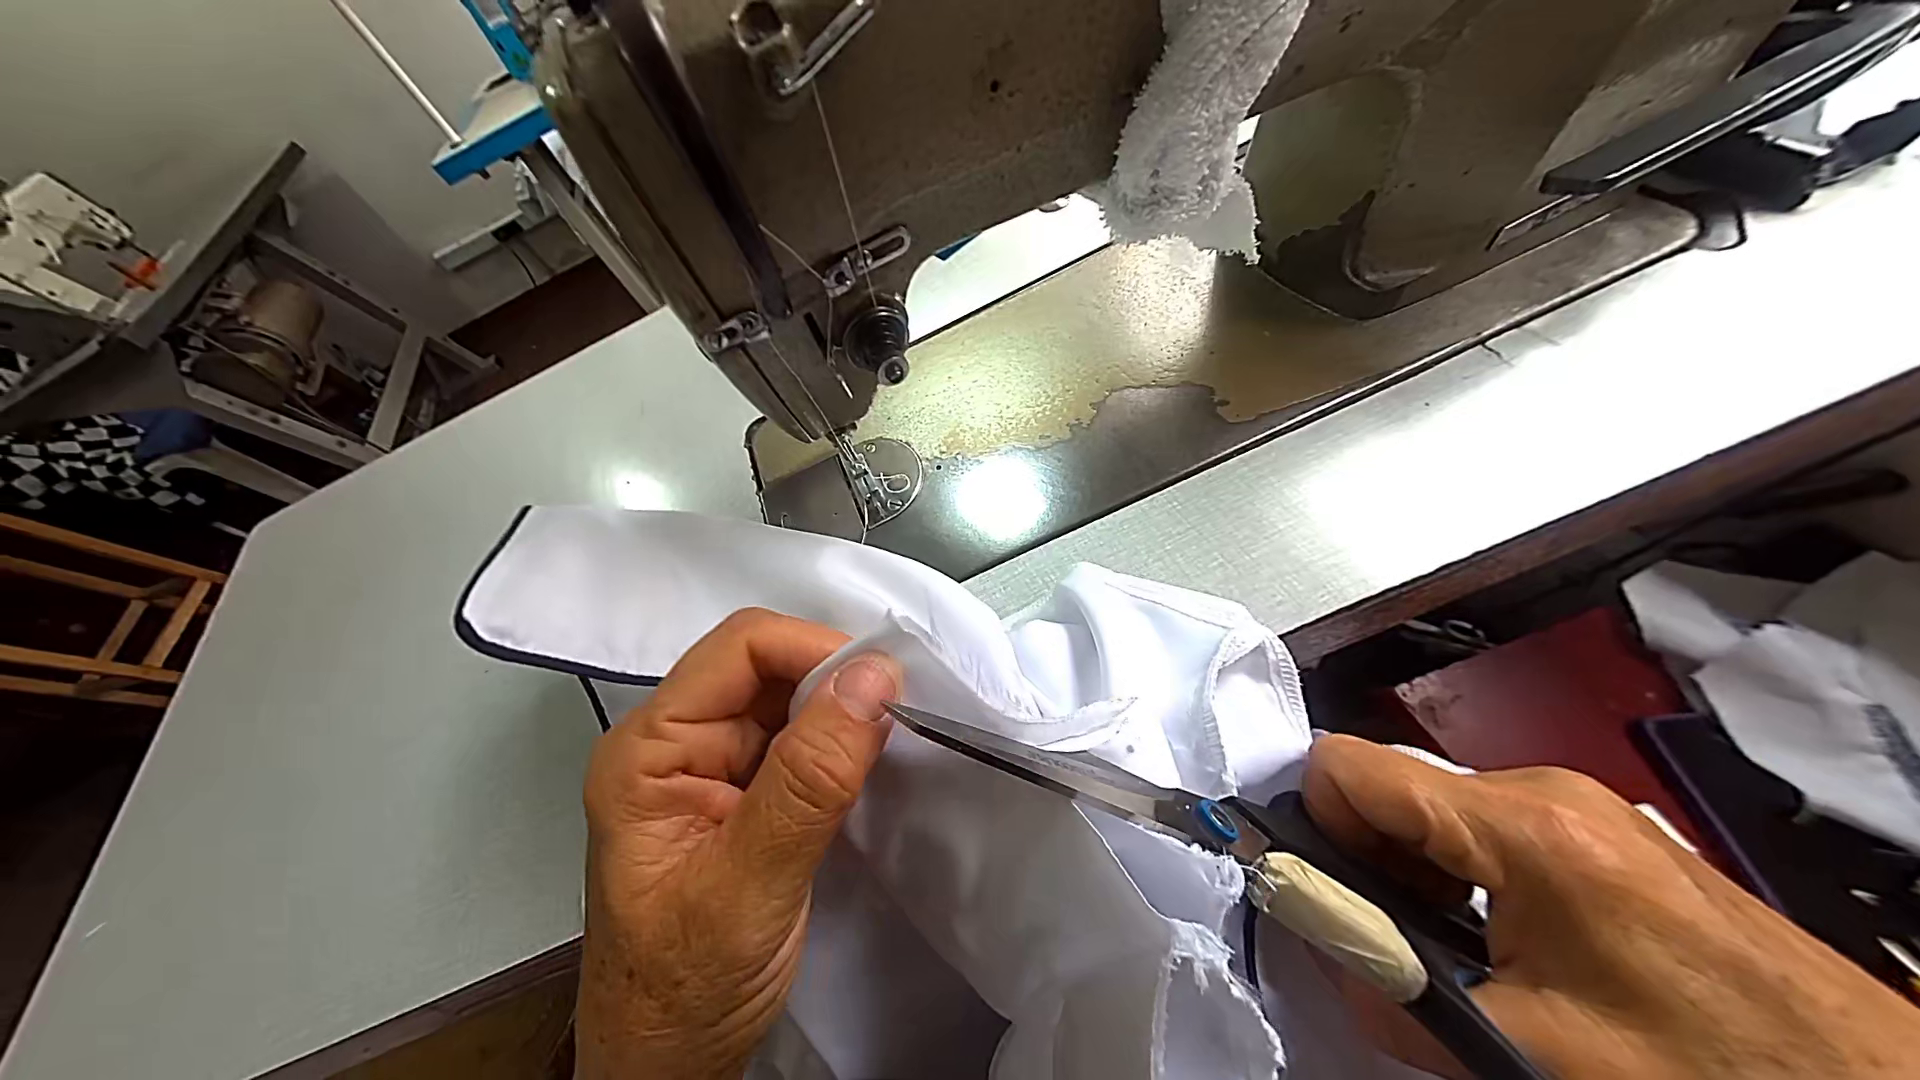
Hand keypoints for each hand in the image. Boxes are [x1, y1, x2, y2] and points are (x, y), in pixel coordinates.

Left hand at [576, 609, 903, 1079]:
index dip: (812, 648)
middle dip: (833, 677)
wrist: (671, 1066)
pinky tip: (863, 758)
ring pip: (789, 694)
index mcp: (648, 751)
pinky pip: (802, 734)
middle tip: (892, 708)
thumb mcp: (749, 886)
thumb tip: (870, 681)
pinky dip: (840, 737)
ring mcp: (714, 763)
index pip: (739, 650)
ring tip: (884, 734)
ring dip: (841, 707)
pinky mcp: (749, 786)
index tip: (881, 680)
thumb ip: (809, 781)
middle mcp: (678, 742)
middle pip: (766, 663)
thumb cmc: (683, 993)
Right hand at [1303, 734, 1919, 1079]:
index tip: (1323, 893)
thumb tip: (1312, 942)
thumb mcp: (1529, 1050)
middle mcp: (1543, 788)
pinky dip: (1453, 879)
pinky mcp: (1593, 830)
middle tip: (1391, 945)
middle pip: (1384, 788)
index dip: (1310, 822)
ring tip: (1449, 957)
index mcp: (1524, 822)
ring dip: (1408, 876)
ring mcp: (1574, 805)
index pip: (1346, 766)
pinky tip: (1493, 948)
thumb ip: (1388, 989)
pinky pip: (1477, 830)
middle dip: (1364, 862)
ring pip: (1425, 810)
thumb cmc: (1725, 1079)